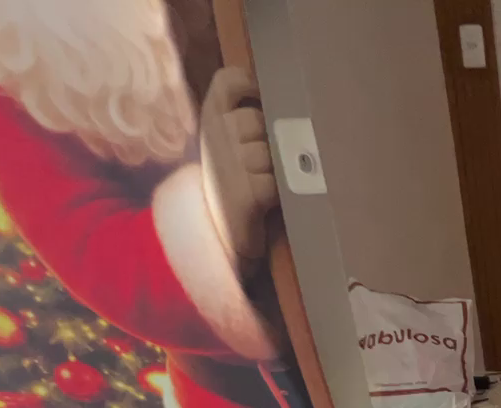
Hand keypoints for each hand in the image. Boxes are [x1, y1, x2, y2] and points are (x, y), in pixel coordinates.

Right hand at [200, 67, 277, 261]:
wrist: (223, 232)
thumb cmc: (236, 183)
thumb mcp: (233, 144)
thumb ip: (249, 119)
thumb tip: (288, 104)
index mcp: (212, 118)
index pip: (229, 81)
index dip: (250, 83)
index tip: (266, 96)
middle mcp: (216, 136)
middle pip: (258, 120)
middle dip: (272, 139)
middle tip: (269, 163)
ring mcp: (229, 165)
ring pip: (270, 152)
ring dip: (279, 169)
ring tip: (271, 183)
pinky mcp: (247, 195)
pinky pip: (278, 182)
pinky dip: (282, 192)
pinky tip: (273, 200)